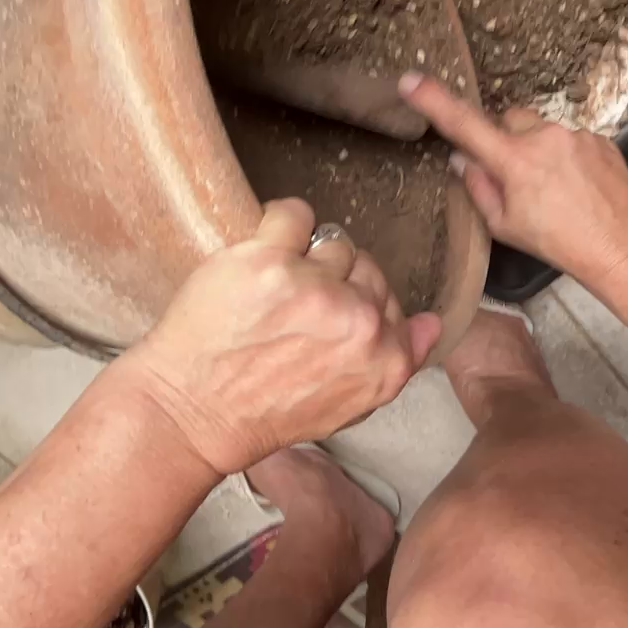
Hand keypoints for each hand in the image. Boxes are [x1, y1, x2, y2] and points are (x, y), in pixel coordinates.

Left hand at [117, 198, 444, 474]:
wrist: (194, 413)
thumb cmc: (266, 414)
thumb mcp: (349, 405)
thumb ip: (399, 362)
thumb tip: (432, 324)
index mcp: (385, 359)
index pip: (393, 299)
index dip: (358, 304)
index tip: (328, 317)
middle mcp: (359, 322)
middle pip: (365, 267)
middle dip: (335, 282)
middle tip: (296, 311)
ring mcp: (315, 287)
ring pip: (332, 243)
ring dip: (306, 258)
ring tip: (274, 290)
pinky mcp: (269, 259)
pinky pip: (294, 213)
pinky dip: (282, 222)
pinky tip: (265, 249)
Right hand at [398, 72, 627, 282]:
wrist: (625, 247)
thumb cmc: (560, 244)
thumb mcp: (506, 227)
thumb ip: (478, 188)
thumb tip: (462, 159)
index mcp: (515, 161)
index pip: (464, 124)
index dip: (434, 101)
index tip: (411, 80)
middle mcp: (545, 137)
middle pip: (508, 119)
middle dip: (503, 139)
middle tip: (512, 177)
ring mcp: (576, 134)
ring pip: (540, 129)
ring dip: (536, 150)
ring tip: (552, 190)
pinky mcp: (600, 139)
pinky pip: (569, 138)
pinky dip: (563, 156)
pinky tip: (575, 187)